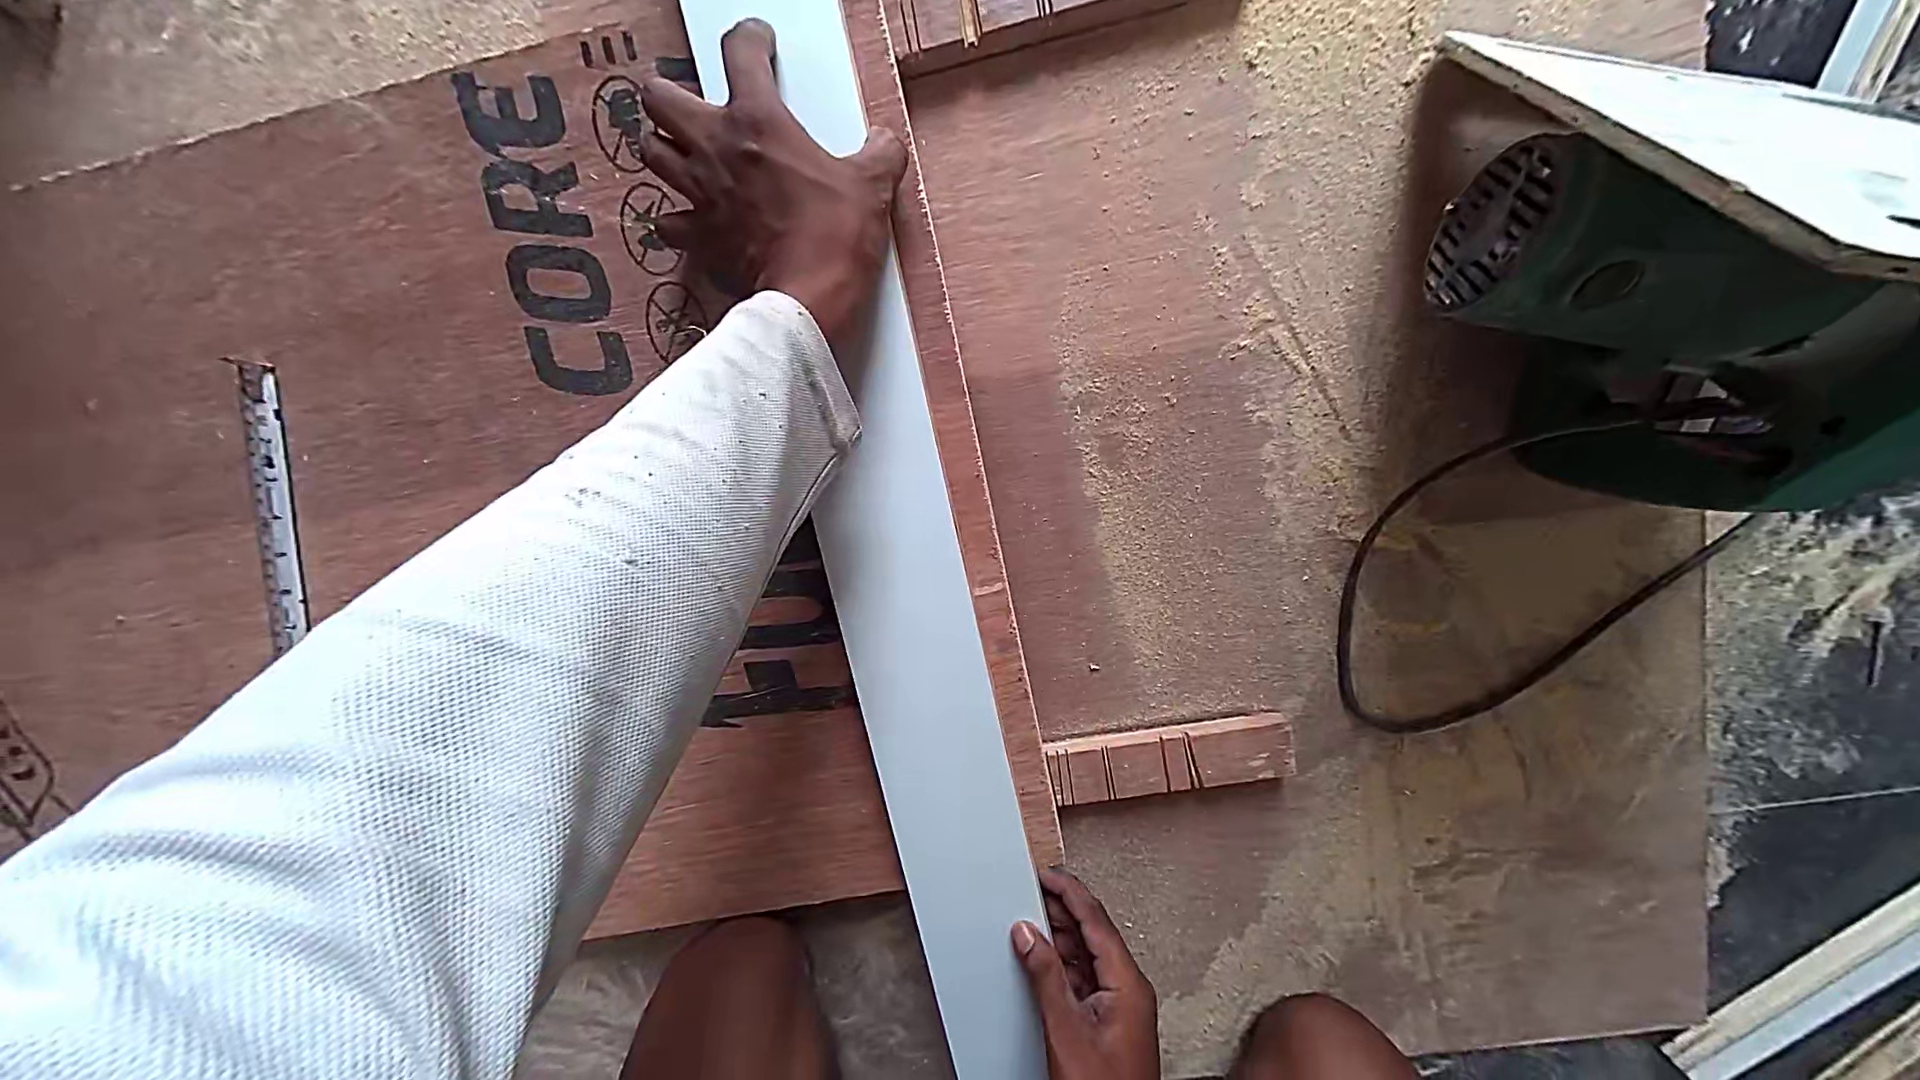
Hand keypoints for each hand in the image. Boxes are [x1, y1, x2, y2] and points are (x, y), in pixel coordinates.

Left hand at [638, 18, 907, 346]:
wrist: (810, 298)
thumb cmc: (834, 240)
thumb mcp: (871, 188)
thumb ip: (879, 155)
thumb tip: (885, 145)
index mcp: (758, 121)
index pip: (739, 52)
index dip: (750, 37)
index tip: (758, 42)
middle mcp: (717, 149)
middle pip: (658, 95)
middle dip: (671, 93)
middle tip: (696, 106)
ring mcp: (702, 194)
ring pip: (650, 151)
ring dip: (663, 148)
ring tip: (685, 155)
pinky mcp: (700, 238)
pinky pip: (667, 222)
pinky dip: (674, 220)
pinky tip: (690, 220)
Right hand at [1012, 867, 1159, 1079]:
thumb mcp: (1066, 1030)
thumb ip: (1045, 975)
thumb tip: (1028, 933)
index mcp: (1128, 981)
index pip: (1095, 918)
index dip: (1068, 890)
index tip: (1046, 873)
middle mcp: (1128, 986)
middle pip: (1092, 930)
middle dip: (1061, 906)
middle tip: (1033, 887)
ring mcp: (1119, 1002)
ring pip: (1086, 950)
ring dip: (1059, 932)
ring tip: (1032, 914)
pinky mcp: (1108, 1016)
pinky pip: (1083, 973)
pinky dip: (1061, 958)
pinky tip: (1042, 953)